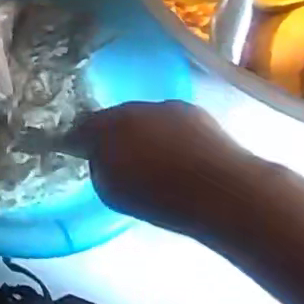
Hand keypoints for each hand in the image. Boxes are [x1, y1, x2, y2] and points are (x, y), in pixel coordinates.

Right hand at [77, 101, 264, 233]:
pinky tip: (185, 158)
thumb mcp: (112, 192)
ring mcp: (163, 106)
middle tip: (125, 162)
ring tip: (160, 163)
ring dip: (147, 135)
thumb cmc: (161, 197)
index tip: (83, 154)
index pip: (81, 128)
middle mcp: (130, 108)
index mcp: (104, 126)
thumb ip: (99, 168)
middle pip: (115, 119)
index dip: (80, 141)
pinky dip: (174, 135)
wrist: (223, 191)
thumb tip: (100, 158)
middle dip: (116, 136)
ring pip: (145, 119)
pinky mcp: (194, 111)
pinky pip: (173, 122)